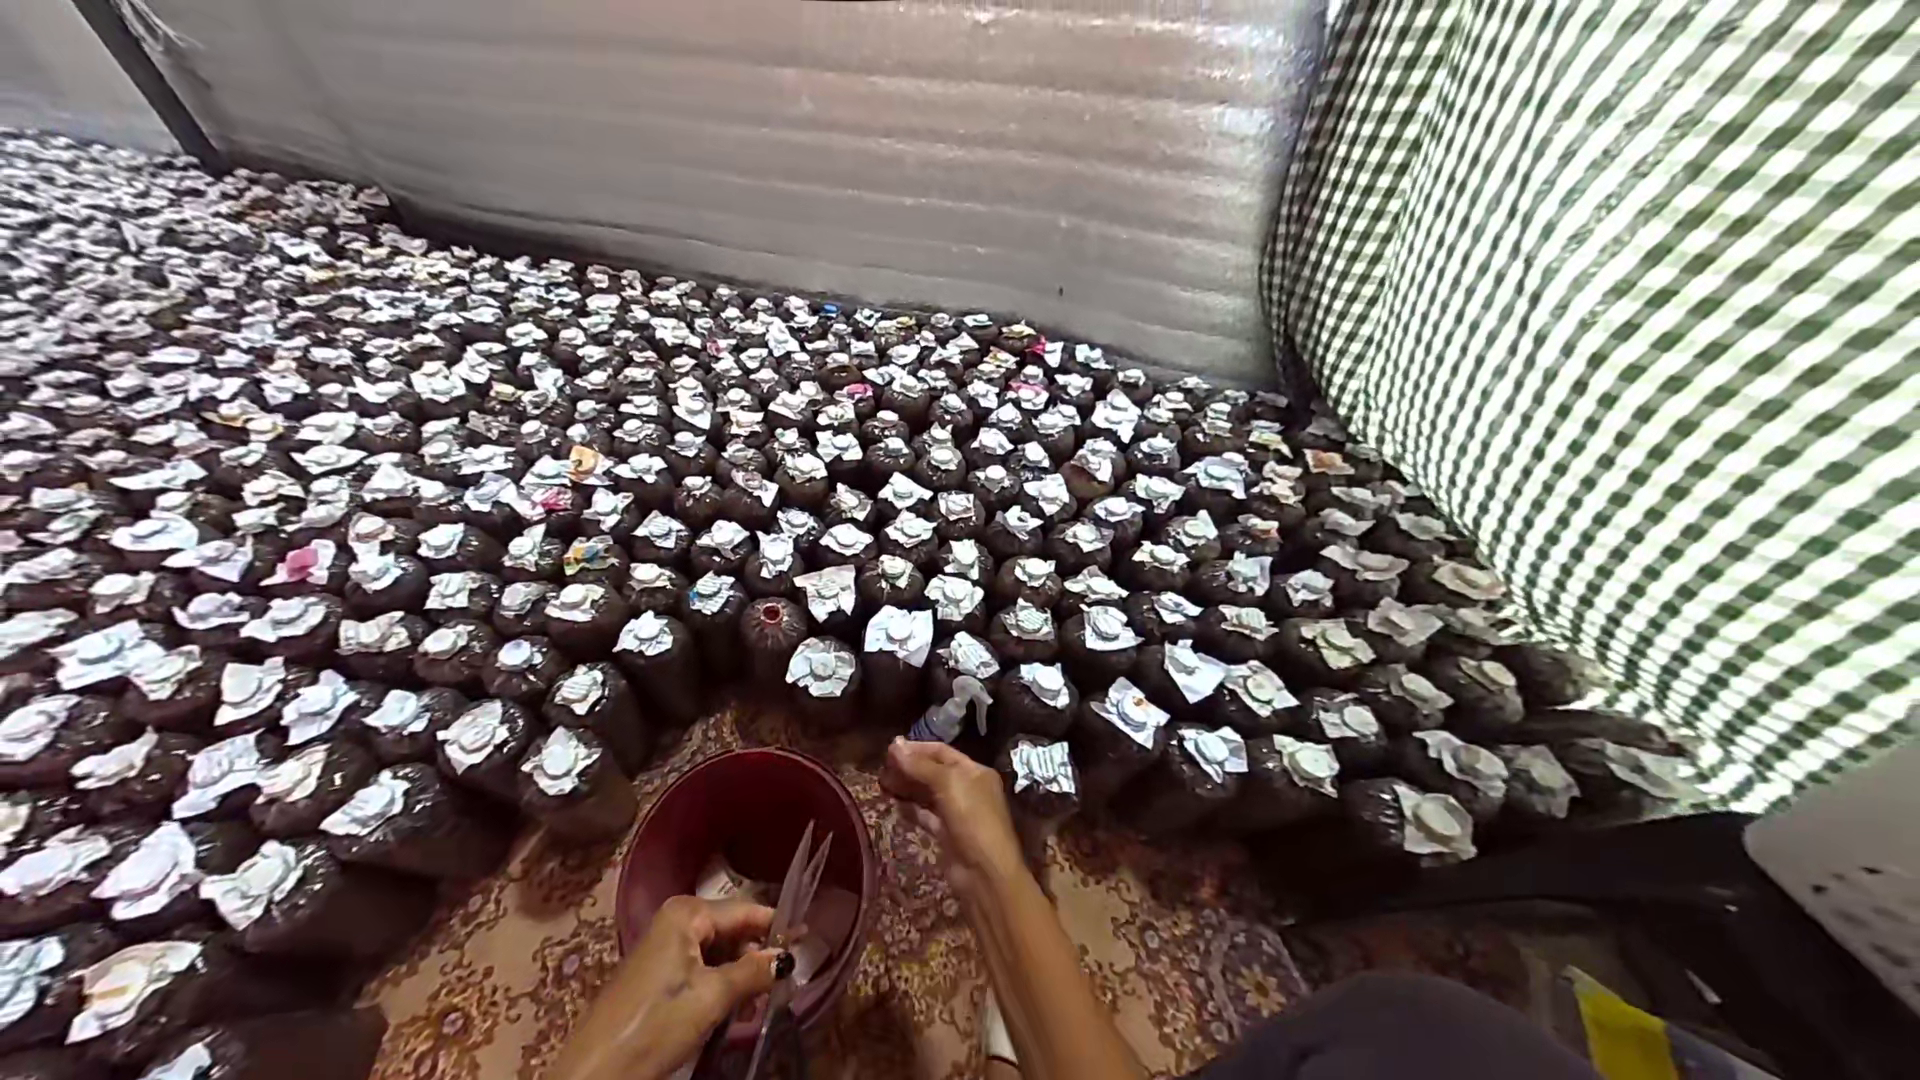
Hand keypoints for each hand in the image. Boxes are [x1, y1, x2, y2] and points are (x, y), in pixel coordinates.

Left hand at [551, 896, 778, 1079]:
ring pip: (718, 952)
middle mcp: (676, 921)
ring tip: (758, 1002)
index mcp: (687, 913)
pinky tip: (732, 1010)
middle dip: (756, 956)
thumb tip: (787, 957)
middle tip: (782, 984)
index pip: (746, 911)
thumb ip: (754, 972)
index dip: (777, 927)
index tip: (807, 940)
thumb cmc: (654, 1028)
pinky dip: (720, 986)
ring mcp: (663, 949)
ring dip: (740, 975)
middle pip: (732, 930)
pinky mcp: (656, 977)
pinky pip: (700, 969)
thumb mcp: (712, 998)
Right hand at [881, 737, 1023, 897]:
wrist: (985, 873)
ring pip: (927, 794)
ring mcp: (957, 813)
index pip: (942, 751)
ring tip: (882, 783)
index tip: (890, 749)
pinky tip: (894, 804)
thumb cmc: (972, 819)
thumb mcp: (948, 784)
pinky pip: (926, 816)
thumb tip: (894, 744)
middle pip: (933, 772)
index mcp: (974, 771)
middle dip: (909, 768)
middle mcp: (967, 788)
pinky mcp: (947, 834)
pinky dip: (911, 809)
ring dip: (907, 787)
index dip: (917, 748)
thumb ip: (920, 765)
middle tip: (881, 768)